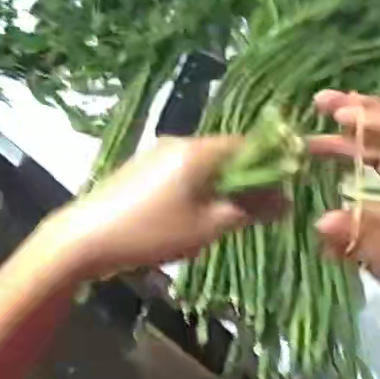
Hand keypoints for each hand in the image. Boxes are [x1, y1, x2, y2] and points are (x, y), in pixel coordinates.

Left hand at [43, 137, 282, 280]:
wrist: (88, 236)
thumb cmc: (152, 230)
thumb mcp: (208, 226)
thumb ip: (249, 209)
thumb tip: (285, 199)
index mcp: (195, 149)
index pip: (247, 143)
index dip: (273, 162)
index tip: (291, 187)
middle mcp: (176, 143)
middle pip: (225, 153)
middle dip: (249, 178)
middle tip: (266, 212)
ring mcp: (155, 154)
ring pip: (204, 165)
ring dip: (224, 187)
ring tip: (234, 220)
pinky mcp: (142, 169)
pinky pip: (183, 172)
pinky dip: (200, 189)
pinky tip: (200, 217)